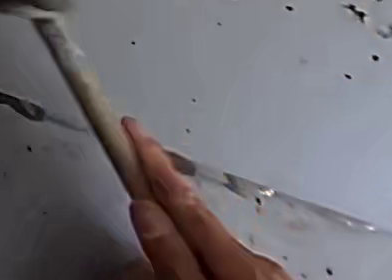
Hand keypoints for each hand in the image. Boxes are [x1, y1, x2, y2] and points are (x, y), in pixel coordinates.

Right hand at [121, 118, 287, 279]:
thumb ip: (175, 262)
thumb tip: (144, 208)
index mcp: (244, 267)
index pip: (186, 202)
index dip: (153, 161)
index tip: (131, 127)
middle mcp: (259, 270)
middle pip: (195, 227)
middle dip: (160, 210)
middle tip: (131, 197)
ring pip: (207, 255)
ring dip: (175, 254)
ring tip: (152, 271)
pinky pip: (221, 272)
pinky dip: (196, 271)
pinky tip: (182, 278)